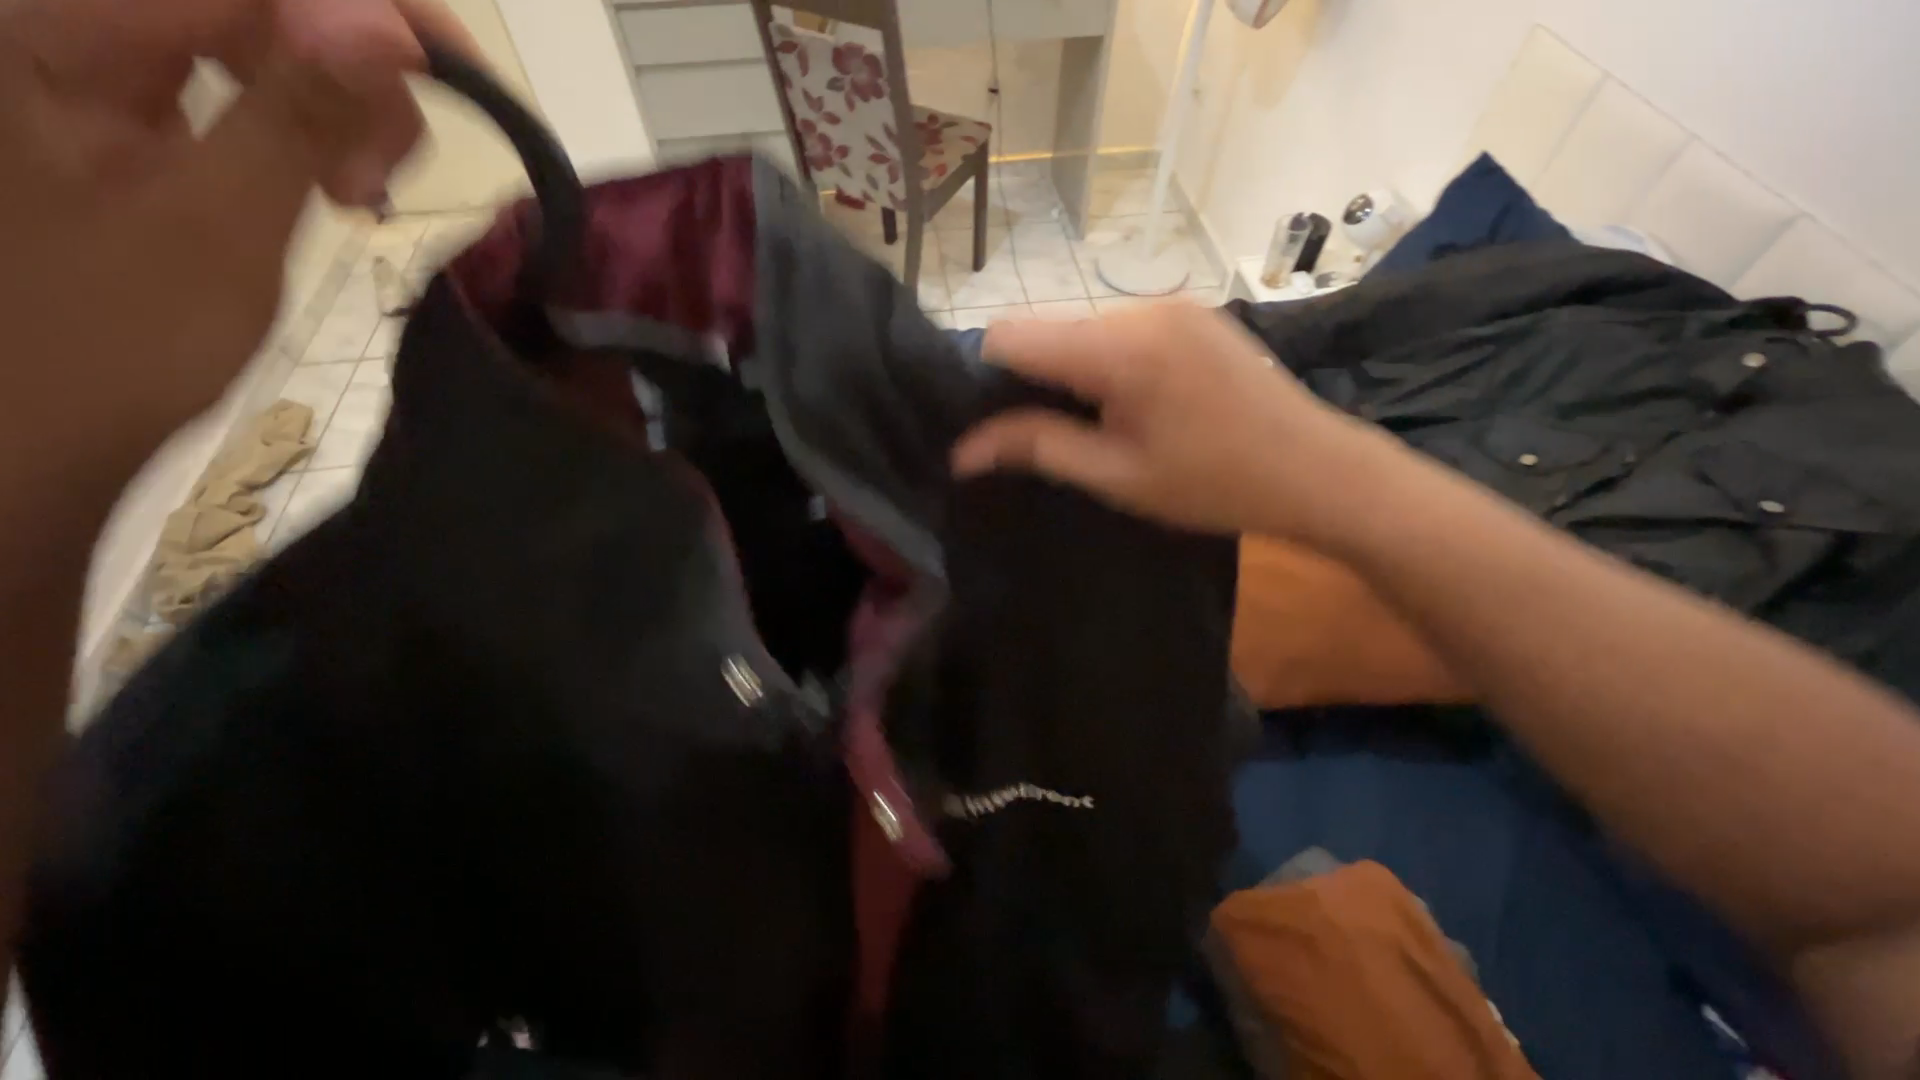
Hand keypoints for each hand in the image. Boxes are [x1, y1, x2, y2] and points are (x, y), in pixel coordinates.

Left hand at [0, 0, 472, 496]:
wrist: (27, 440)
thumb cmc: (103, 348)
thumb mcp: (216, 229)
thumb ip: (296, 116)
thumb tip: (392, 29)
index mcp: (31, 28)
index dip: (353, 8)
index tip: (451, 68)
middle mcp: (48, 25)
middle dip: (345, 56)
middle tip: (389, 161)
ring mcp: (82, 68)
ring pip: (247, 32)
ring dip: (334, 97)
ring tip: (362, 186)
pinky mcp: (121, 114)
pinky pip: (234, 80)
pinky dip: (304, 123)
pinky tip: (333, 180)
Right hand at [951, 302, 1394, 540]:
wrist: (1318, 469)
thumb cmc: (1216, 485)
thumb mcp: (1118, 476)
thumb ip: (1037, 448)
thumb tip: (962, 451)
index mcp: (1118, 347)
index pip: (1010, 334)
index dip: (987, 375)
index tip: (991, 422)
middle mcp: (1139, 308)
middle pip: (1047, 328)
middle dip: (1032, 377)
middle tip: (1046, 434)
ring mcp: (1171, 303)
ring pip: (1083, 327)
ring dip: (1071, 370)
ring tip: (1097, 423)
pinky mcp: (1193, 310)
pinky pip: (1122, 326)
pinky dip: (1106, 359)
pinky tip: (1133, 402)